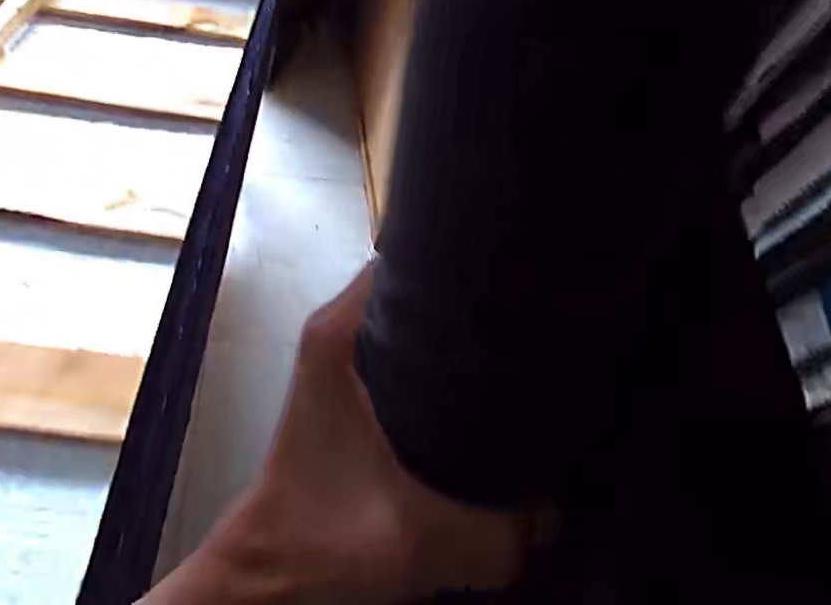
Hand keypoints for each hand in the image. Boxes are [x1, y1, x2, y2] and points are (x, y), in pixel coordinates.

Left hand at [142, 263, 541, 603]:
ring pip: (400, 308)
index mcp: (338, 333)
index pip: (399, 261)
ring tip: (503, 332)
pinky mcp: (343, 374)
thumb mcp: (417, 537)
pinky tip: (469, 372)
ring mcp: (337, 348)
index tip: (501, 271)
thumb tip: (560, 507)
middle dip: (457, 289)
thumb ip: (496, 531)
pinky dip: (427, 345)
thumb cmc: (325, 536)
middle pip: (405, 279)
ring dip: (444, 318)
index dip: (450, 259)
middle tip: (516, 307)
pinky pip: (393, 335)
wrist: (270, 569)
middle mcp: (335, 326)